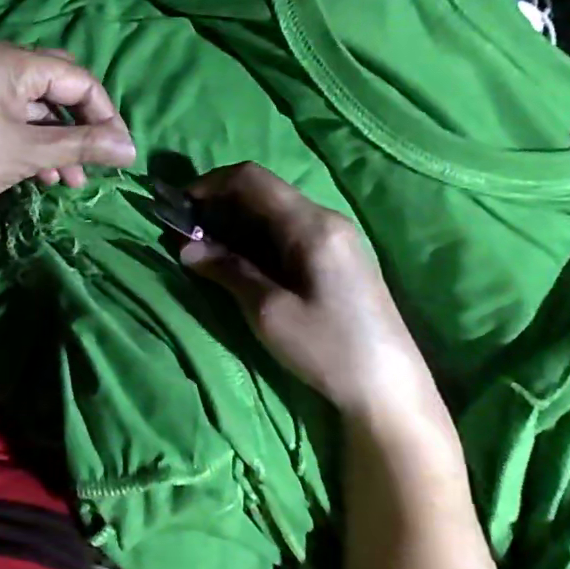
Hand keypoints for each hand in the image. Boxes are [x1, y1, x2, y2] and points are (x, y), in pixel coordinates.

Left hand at [0, 42, 136, 233]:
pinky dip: (33, 142)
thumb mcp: (26, 153)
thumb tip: (132, 151)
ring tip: (72, 180)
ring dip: (59, 140)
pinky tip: (44, 175)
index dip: (105, 115)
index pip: (78, 79)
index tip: (121, 154)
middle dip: (82, 125)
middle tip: (98, 160)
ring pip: (37, 106)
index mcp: (12, 60)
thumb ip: (81, 146)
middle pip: (59, 87)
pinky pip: (14, 117)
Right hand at [180, 162, 441, 420]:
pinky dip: (256, 238)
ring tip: (204, 249)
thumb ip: (228, 270)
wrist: (389, 389)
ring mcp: (335, 237)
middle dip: (219, 205)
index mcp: (312, 225)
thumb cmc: (329, 349)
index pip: (252, 179)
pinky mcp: (337, 256)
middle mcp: (326, 219)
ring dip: (235, 223)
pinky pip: (287, 231)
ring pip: (274, 212)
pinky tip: (238, 262)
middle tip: (185, 233)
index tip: (179, 206)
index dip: (210, 184)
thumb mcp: (269, 312)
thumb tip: (185, 246)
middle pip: (263, 192)